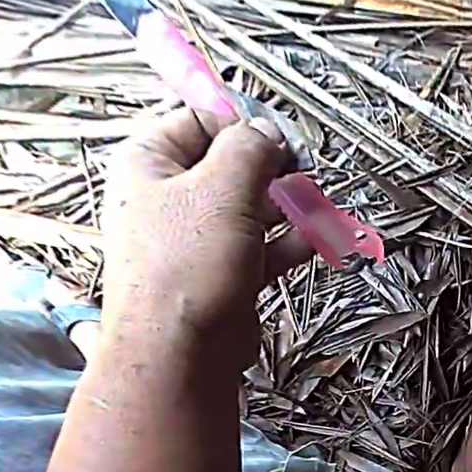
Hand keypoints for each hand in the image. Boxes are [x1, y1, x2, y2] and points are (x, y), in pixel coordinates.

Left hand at [101, 108, 311, 354]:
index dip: (243, 126)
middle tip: (305, 177)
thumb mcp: (222, 191)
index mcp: (151, 164)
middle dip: (274, 172)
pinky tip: (318, 240)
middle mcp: (172, 200)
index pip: (199, 122)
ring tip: (321, 211)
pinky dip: (291, 243)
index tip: (282, 139)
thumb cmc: (186, 269)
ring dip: (290, 209)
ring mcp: (201, 241)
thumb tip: (269, 131)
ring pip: (253, 211)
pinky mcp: (226, 274)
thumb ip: (249, 151)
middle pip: (231, 169)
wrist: (183, 349)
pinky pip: (263, 248)